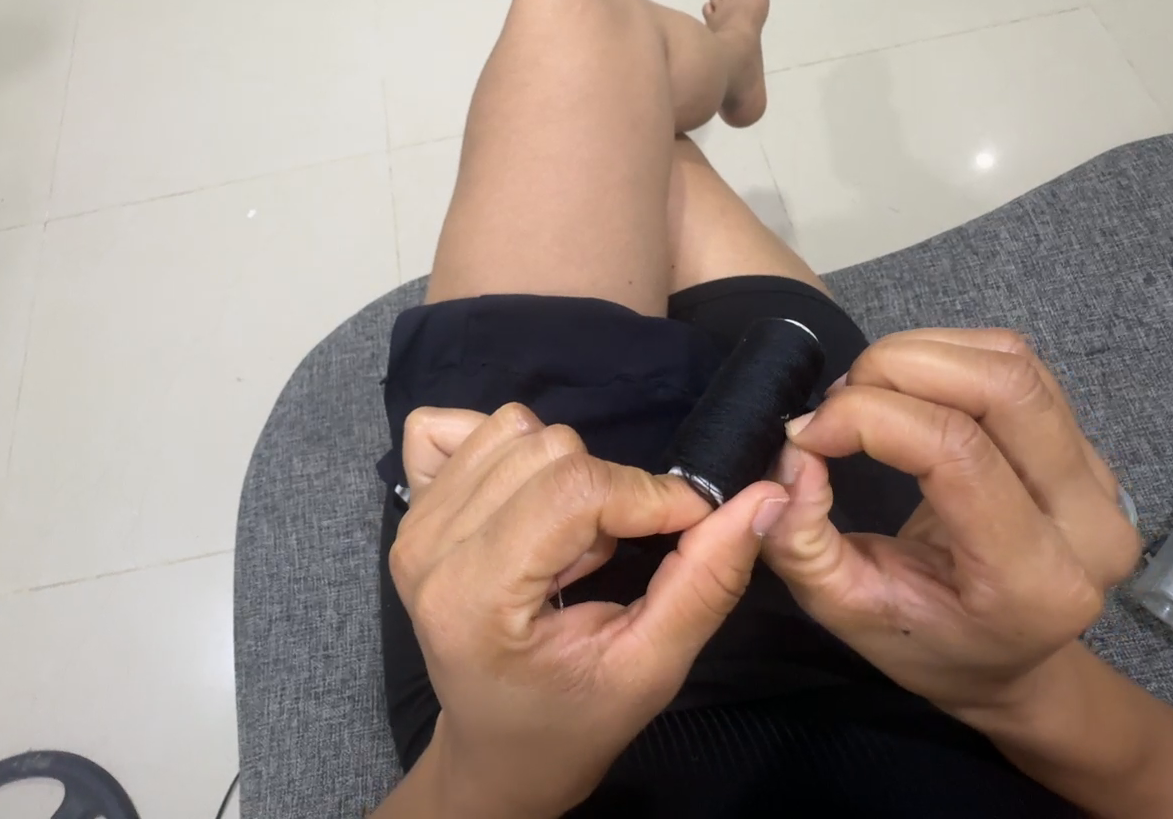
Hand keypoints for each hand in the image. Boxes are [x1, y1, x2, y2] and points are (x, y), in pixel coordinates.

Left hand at [387, 403, 789, 817]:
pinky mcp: (409, 503)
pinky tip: (518, 501)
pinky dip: (501, 447)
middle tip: (604, 556)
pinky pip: (450, 425)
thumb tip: (763, 498)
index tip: (688, 521)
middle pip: (548, 449)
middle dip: (605, 493)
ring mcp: (412, 520)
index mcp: (476, 598)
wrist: (494, 748)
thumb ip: (705, 582)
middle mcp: (430, 546)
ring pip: (513, 428)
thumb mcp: (650, 668)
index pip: (575, 490)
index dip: (650, 495)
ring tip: (561, 541)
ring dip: (560, 473)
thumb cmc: (571, 721)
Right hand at [759, 329, 1139, 717]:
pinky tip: (906, 388)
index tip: (805, 434)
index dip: (865, 417)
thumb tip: (795, 452)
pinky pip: (1014, 360)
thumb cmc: (923, 642)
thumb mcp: (840, 609)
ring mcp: (1099, 475)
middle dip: (893, 367)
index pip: (954, 450)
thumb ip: (799, 540)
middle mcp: (1087, 521)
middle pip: (999, 385)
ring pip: (1009, 360)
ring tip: (866, 394)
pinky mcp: (1084, 442)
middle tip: (837, 403)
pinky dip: (942, 353)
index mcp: (1032, 580)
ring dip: (916, 354)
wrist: (1005, 660)